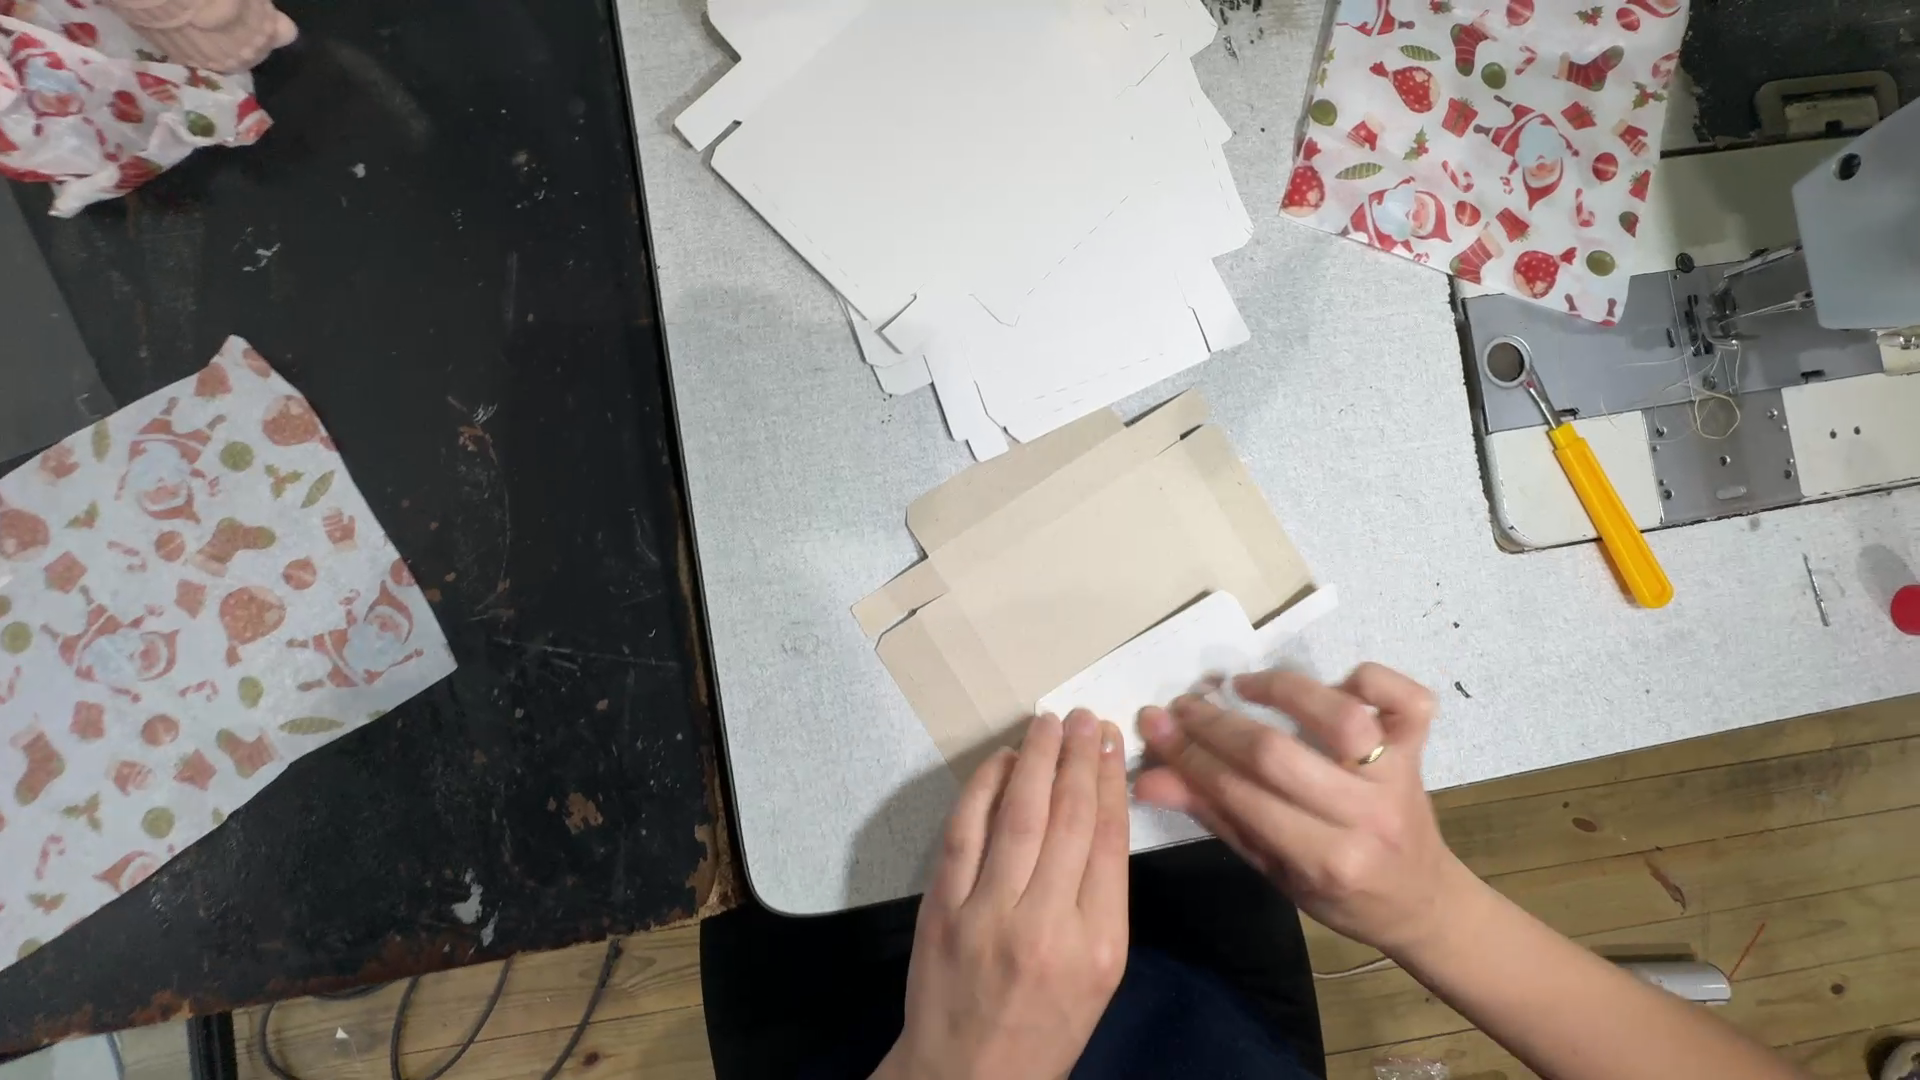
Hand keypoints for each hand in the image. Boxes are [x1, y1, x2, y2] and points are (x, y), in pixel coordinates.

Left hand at [876, 711, 1130, 1079]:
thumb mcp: (1100, 973)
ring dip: (1035, 759)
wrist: (967, 1075)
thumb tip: (1098, 808)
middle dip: (1076, 757)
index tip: (1108, 740)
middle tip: (1081, 717)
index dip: (1108, 780)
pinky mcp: (942, 906)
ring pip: (1018, 813)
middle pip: (1067, 817)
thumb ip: (1103, 895)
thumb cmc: (1048, 1025)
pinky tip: (1001, 759)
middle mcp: (1046, 924)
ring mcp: (987, 912)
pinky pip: (965, 829)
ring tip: (1047, 724)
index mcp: (1098, 944)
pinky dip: (983, 786)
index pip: (1108, 840)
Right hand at [1133, 663, 1471, 957]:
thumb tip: (1145, 778)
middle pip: (1275, 753)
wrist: (1421, 901)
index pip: (1238, 794)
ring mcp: (1397, 779)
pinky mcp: (1419, 751)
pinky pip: (1408, 700)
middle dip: (1214, 724)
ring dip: (1281, 690)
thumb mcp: (1267, 866)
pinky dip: (1369, 678)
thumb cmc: (1337, 892)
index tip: (1154, 726)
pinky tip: (1331, 681)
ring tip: (1244, 685)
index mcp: (1323, 860)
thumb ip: (1210, 813)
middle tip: (1183, 705)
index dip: (1188, 756)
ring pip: (1341, 717)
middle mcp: (1364, 817)